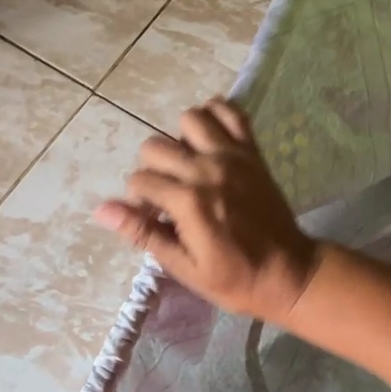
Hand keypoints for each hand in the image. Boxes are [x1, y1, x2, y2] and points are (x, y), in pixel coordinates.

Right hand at [93, 98, 323, 322]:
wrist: (288, 273)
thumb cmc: (233, 278)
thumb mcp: (183, 266)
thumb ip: (144, 232)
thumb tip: (102, 210)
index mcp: (189, 202)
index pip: (140, 181)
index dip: (138, 200)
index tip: (152, 217)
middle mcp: (208, 169)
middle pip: (156, 145)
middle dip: (152, 168)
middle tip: (167, 193)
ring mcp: (233, 155)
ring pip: (190, 117)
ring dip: (181, 138)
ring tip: (187, 163)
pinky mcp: (252, 151)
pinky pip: (232, 112)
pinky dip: (216, 115)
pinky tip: (210, 138)